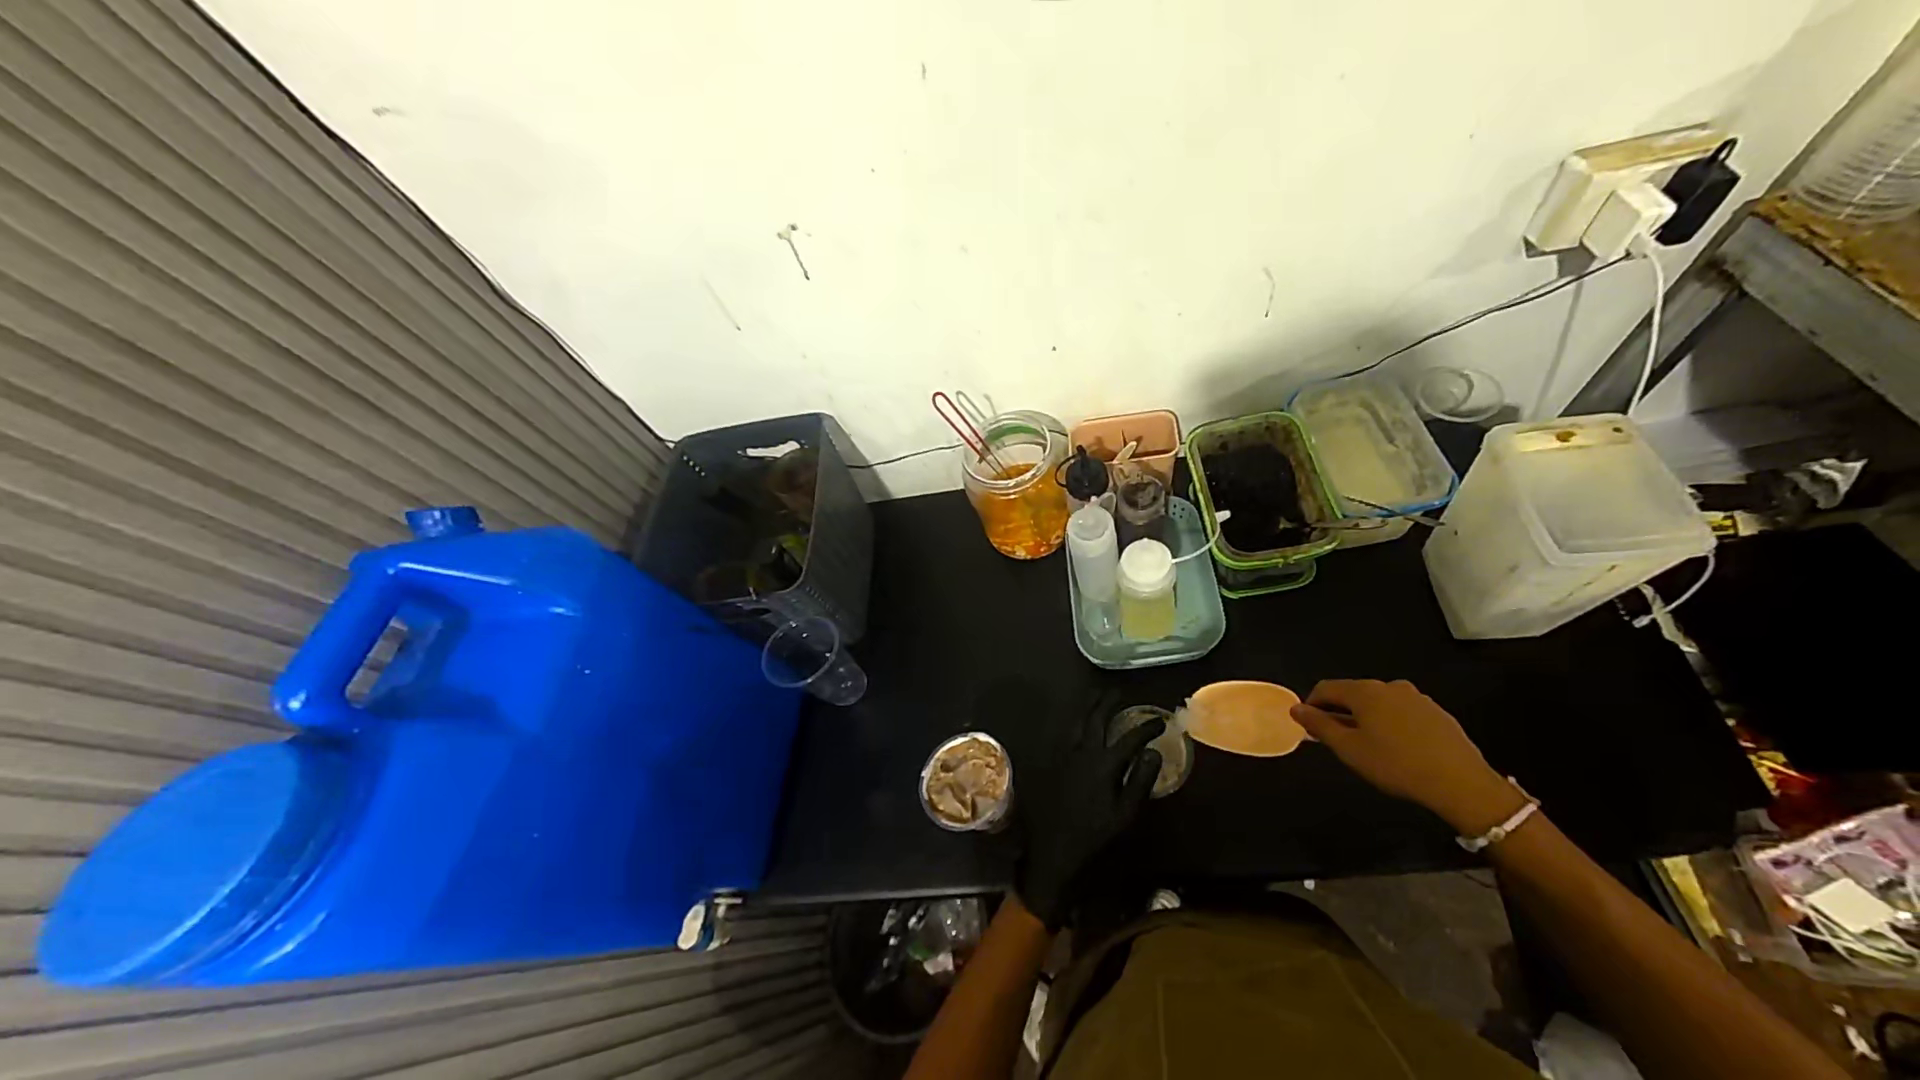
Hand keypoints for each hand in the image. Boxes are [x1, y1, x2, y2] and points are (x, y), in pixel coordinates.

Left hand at [1016, 697, 1162, 929]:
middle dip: (1109, 703)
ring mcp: (1065, 754)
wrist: (1054, 845)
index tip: (1159, 721)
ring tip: (1097, 697)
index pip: (1129, 738)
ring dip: (1089, 707)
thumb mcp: (1125, 812)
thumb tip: (1153, 752)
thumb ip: (1140, 781)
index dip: (1146, 727)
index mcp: (1103, 764)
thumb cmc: (1094, 832)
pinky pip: (1066, 733)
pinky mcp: (1053, 761)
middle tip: (1119, 692)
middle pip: (1097, 719)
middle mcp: (1083, 752)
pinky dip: (1076, 721)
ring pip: (1078, 722)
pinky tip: (1079, 723)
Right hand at [1290, 679, 1525, 835]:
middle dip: (1340, 713)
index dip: (1312, 705)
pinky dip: (1391, 724)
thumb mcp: (1348, 749)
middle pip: (1354, 694)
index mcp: (1365, 691)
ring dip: (1367, 719)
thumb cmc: (1395, 765)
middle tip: (1338, 741)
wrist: (1461, 783)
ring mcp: (1417, 698)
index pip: (1326, 688)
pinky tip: (1398, 749)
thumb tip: (1297, 708)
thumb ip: (1319, 726)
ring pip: (1379, 704)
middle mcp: (1390, 686)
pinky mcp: (1437, 713)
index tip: (1309, 727)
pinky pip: (1402, 713)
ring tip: (1369, 747)